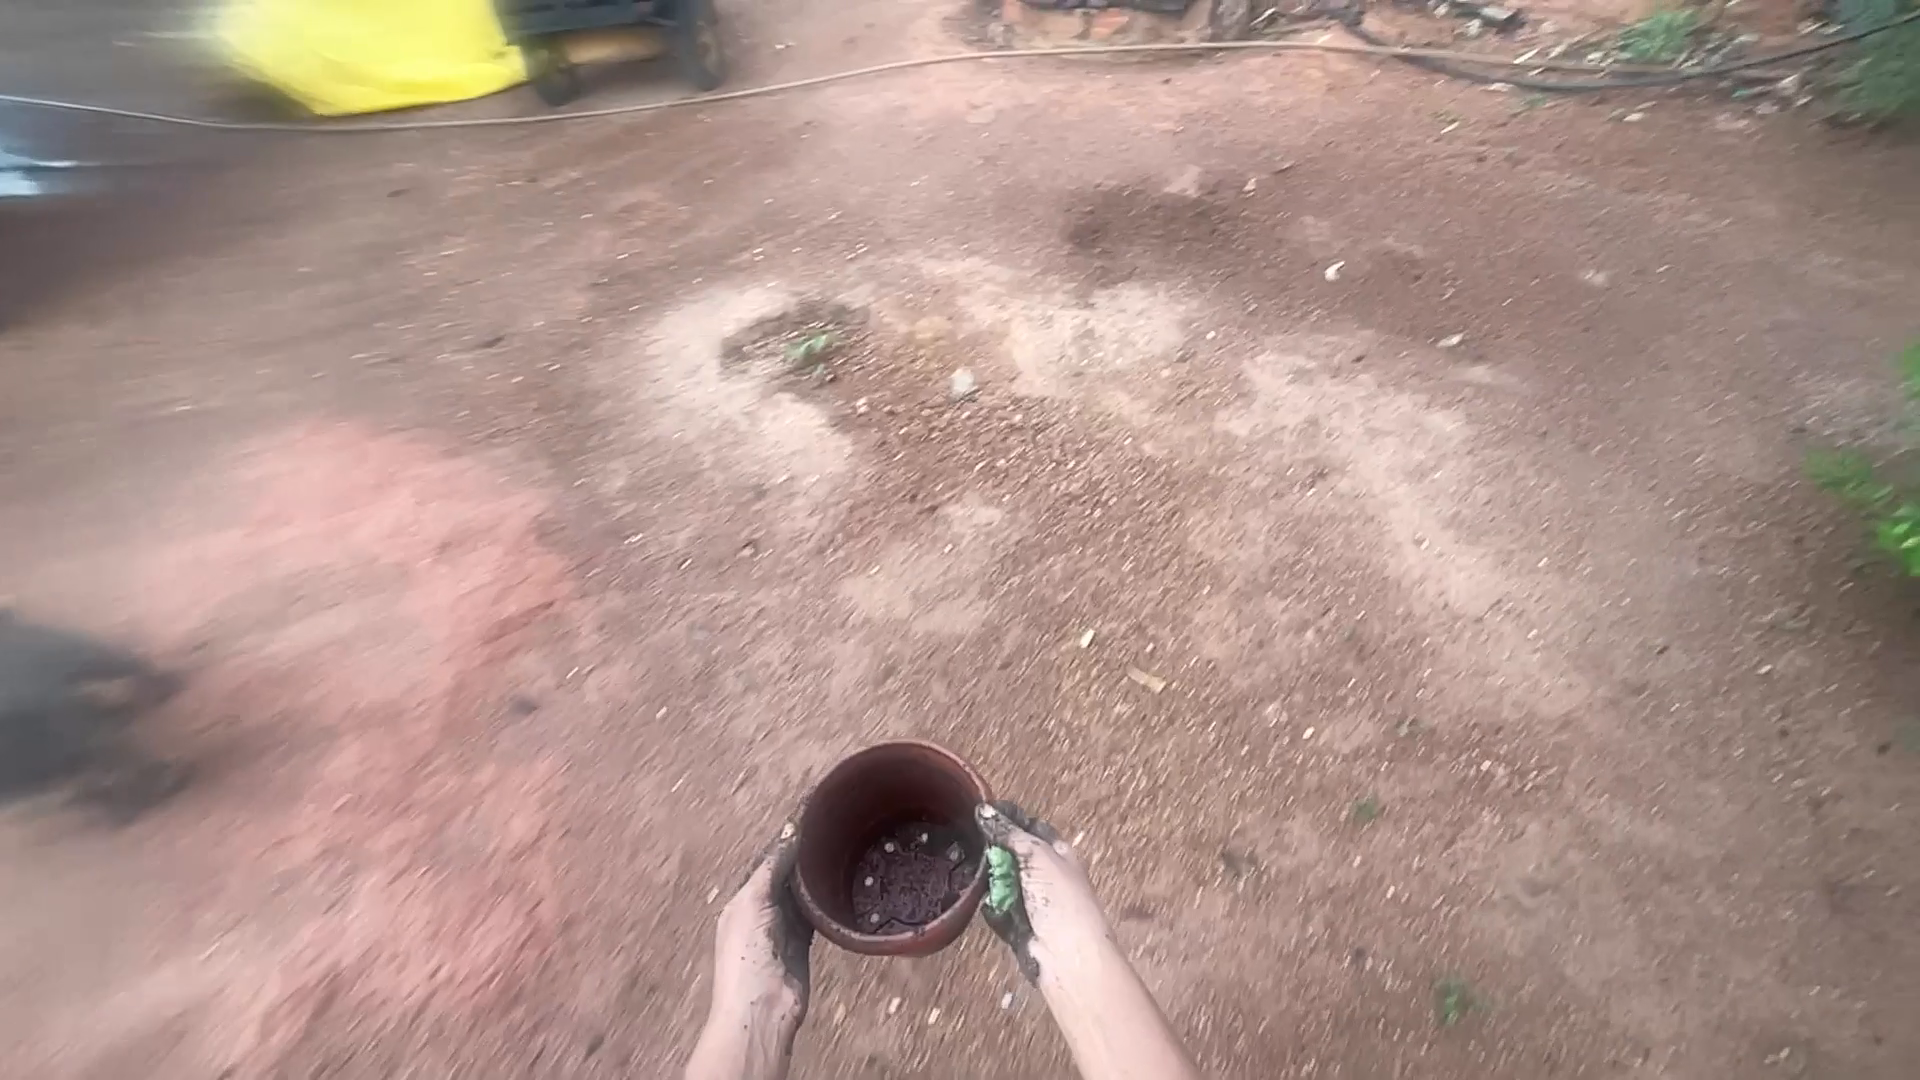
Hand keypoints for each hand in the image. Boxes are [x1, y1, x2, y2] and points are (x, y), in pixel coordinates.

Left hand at [685, 820, 812, 1079]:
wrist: (761, 1008)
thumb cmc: (747, 954)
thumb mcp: (753, 902)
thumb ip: (771, 867)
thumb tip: (790, 830)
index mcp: (743, 897)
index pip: (768, 857)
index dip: (787, 836)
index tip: (810, 812)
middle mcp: (762, 908)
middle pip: (786, 871)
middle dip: (803, 851)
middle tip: (832, 824)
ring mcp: (783, 926)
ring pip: (802, 890)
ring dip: (815, 873)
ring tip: (840, 846)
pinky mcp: (803, 942)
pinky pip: (814, 912)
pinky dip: (823, 897)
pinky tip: (838, 881)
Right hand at [976, 803, 1202, 1079]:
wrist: (1069, 959)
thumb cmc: (1060, 899)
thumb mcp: (1036, 855)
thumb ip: (1008, 832)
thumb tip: (983, 810)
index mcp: (1056, 850)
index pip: (1028, 825)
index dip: (1007, 816)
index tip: (980, 810)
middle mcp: (1043, 872)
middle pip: (1011, 852)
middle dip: (992, 848)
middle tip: (968, 840)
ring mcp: (1030, 900)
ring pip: (1001, 880)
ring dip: (988, 878)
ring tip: (969, 869)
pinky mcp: (1018, 925)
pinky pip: (997, 908)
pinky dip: (991, 907)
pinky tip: (986, 903)